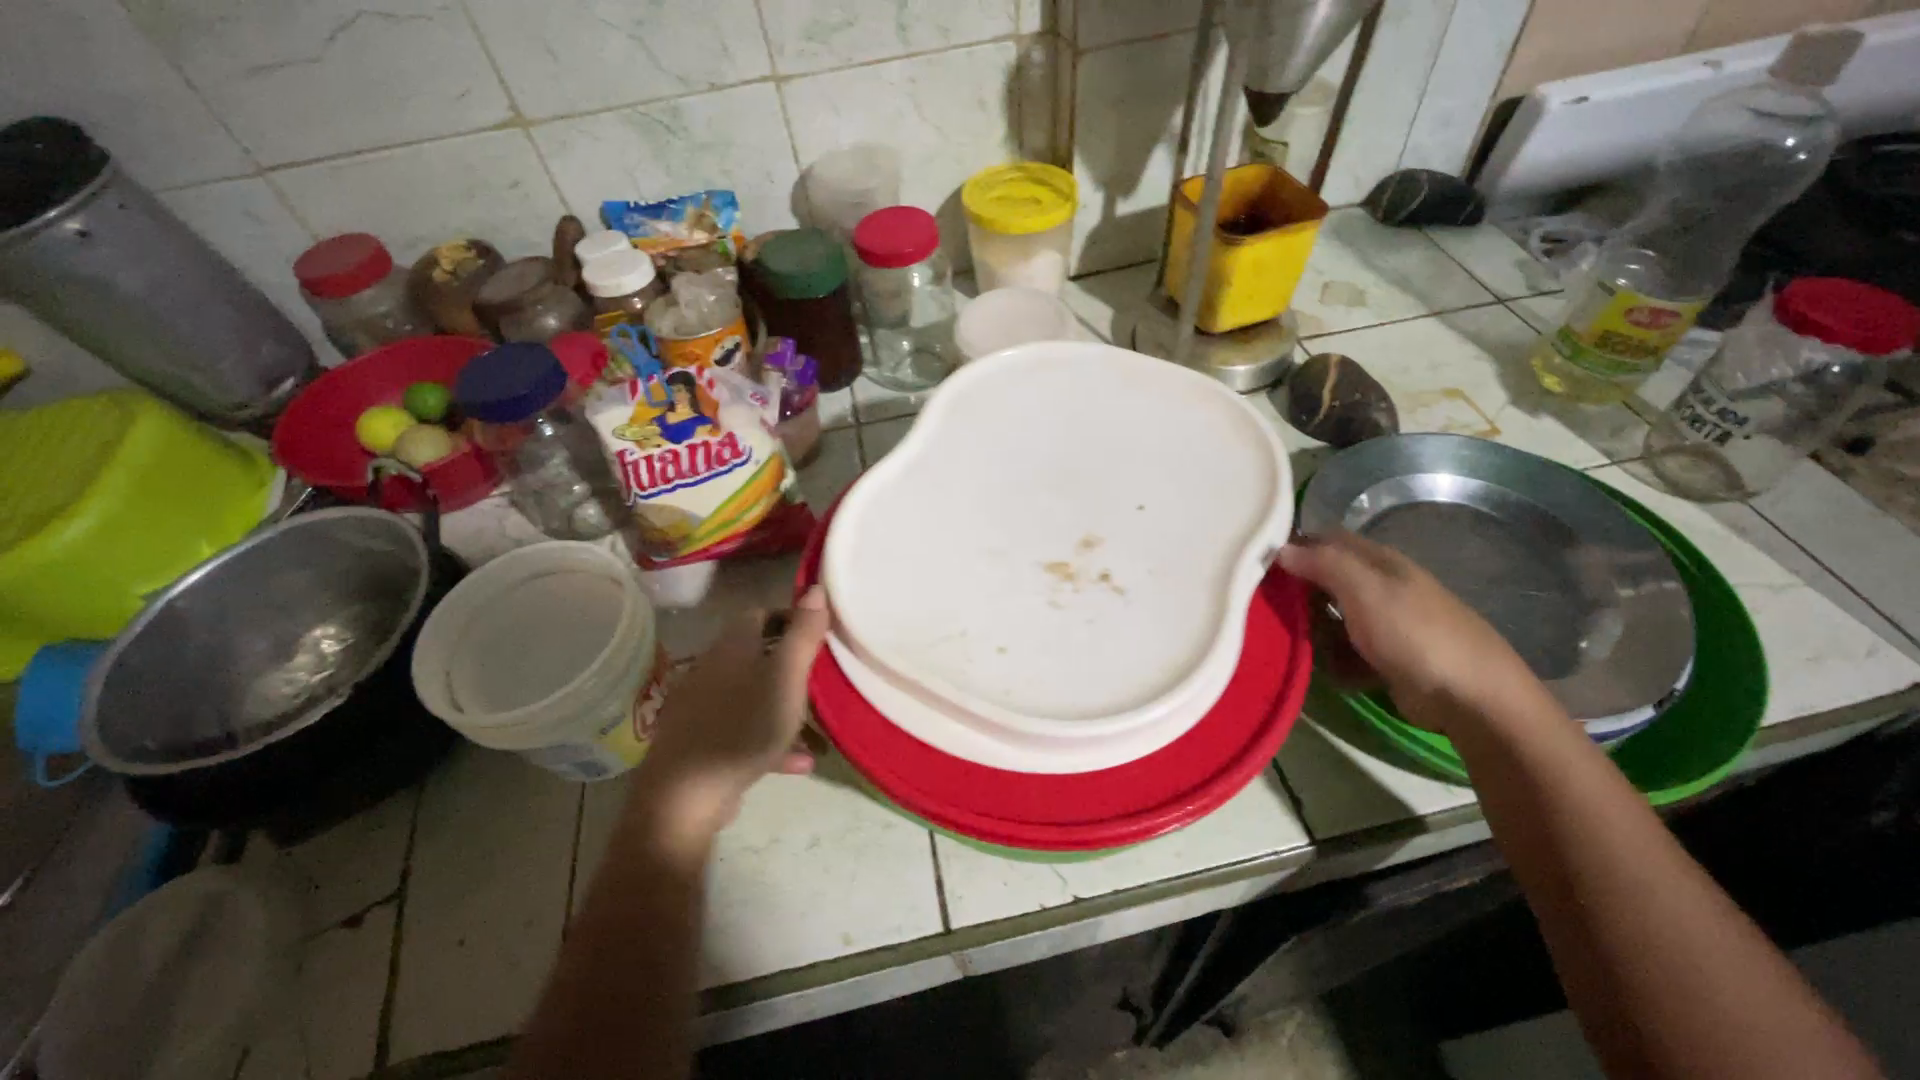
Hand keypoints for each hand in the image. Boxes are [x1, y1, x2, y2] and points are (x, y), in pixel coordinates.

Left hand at [630, 586, 829, 847]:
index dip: (790, 618)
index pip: (759, 614)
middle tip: (823, 682)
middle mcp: (713, 670)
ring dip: (786, 710)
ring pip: (753, 697)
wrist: (684, 795)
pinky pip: (744, 732)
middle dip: (792, 668)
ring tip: (820, 732)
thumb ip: (803, 635)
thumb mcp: (785, 679)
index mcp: (731, 647)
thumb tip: (815, 588)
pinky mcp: (701, 743)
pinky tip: (800, 763)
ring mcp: (703, 708)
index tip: (820, 635)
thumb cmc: (742, 728)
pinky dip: (772, 741)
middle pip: (757, 656)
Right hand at [1280, 531, 1552, 734]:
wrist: (1470, 695)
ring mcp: (1386, 625)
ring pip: (1333, 620)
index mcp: (1379, 562)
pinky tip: (1327, 671)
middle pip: (1326, 581)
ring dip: (1313, 632)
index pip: (1326, 540)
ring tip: (1291, 643)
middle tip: (1265, 608)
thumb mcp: (1365, 590)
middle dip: (1298, 593)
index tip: (1257, 564)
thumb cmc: (1414, 634)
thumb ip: (1323, 564)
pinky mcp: (1387, 660)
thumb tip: (1280, 548)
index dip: (1293, 547)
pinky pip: (1347, 654)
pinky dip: (1335, 662)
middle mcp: (1381, 588)